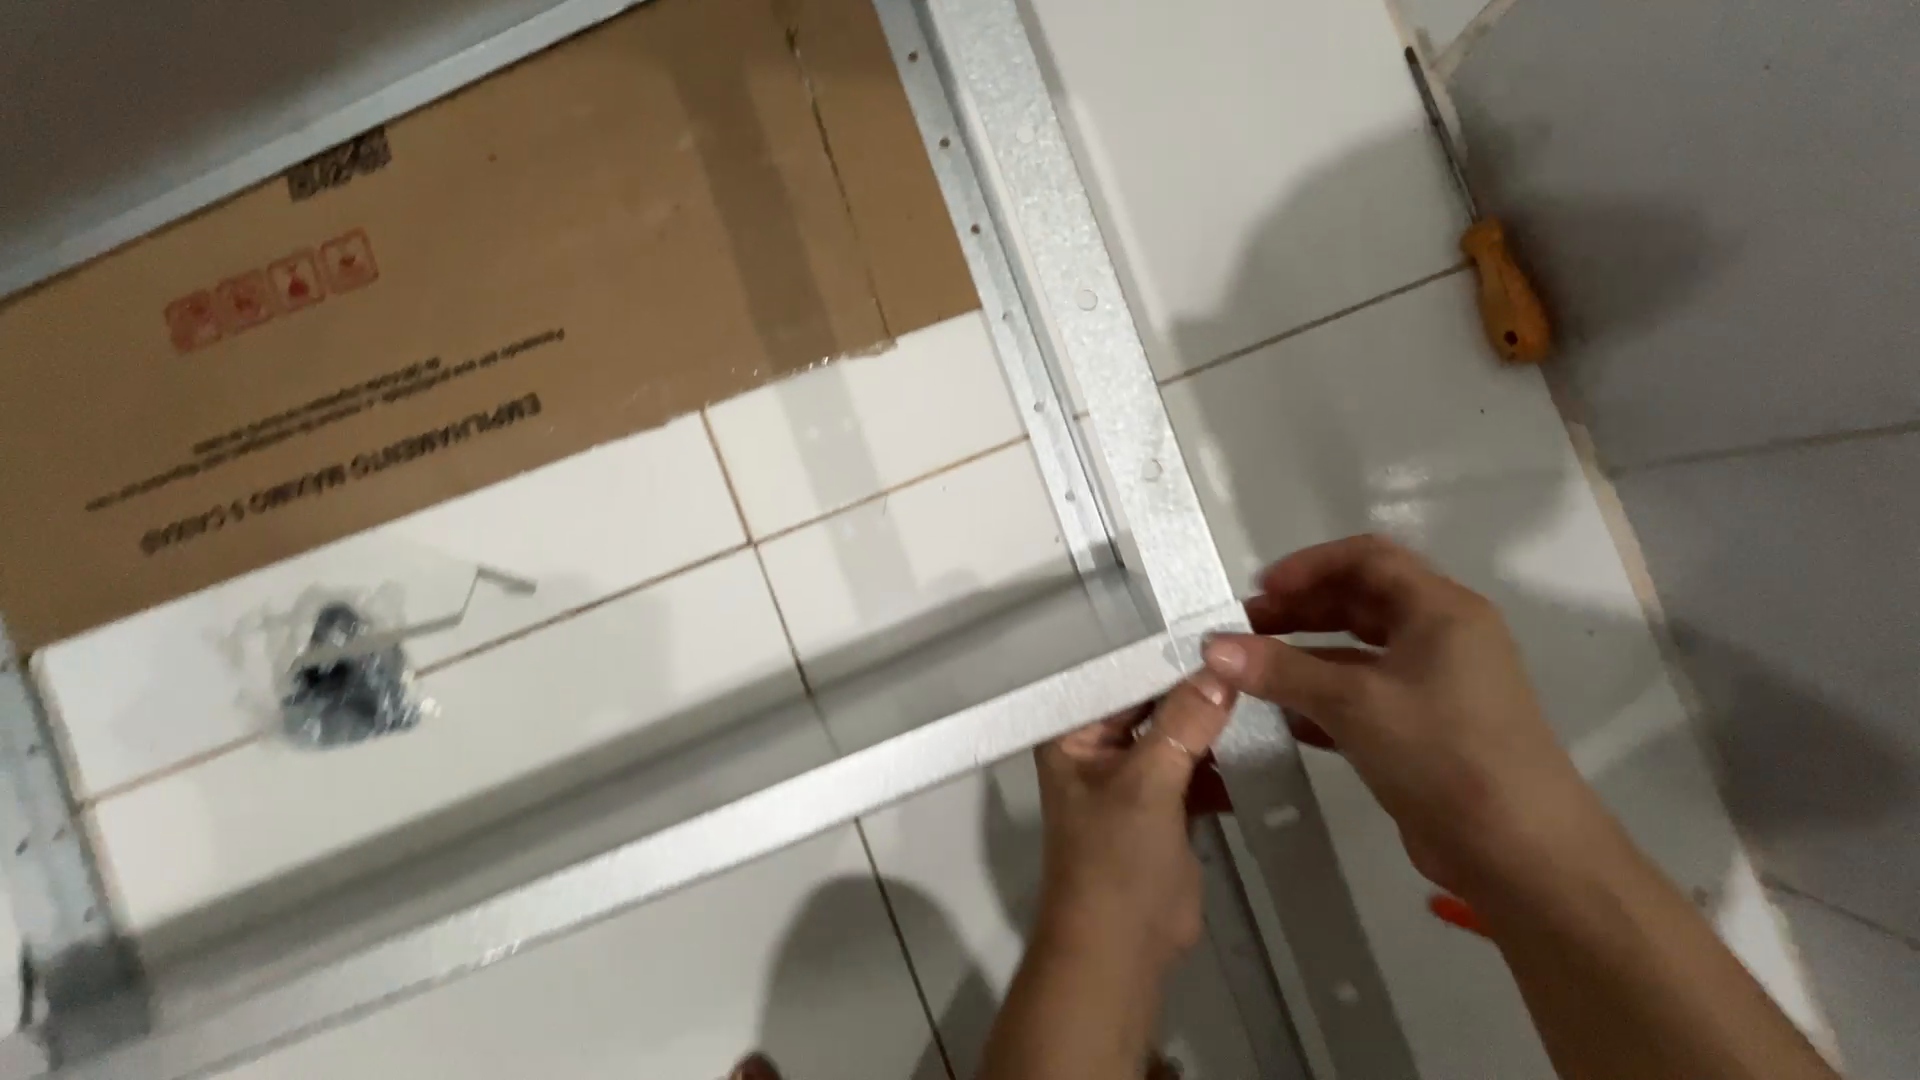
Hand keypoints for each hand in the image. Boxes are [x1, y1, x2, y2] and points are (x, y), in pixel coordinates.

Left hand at [1032, 675, 1236, 973]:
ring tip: (1260, 688)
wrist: (1122, 947)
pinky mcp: (1165, 804)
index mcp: (1074, 733)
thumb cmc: (1115, 858)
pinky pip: (1195, 766)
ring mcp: (1134, 776)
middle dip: (1192, 686)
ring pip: (1176, 733)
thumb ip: (1182, 724)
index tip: (1209, 626)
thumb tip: (1220, 671)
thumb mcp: (1147, 782)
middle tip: (1246, 651)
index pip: (1116, 678)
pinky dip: (1221, 760)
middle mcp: (1099, 746)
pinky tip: (1258, 743)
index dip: (1159, 655)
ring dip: (1211, 721)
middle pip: (1149, 703)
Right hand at [1201, 534, 1612, 902]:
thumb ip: (1279, 670)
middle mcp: (1442, 636)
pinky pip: (1364, 693)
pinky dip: (1323, 696)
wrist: (1520, 853)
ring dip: (1305, 655)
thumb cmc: (1443, 753)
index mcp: (1440, 610)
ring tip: (1251, 671)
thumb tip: (1211, 647)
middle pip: (1360, 601)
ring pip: (1358, 651)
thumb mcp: (1353, 702)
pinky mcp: (1424, 727)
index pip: (1367, 558)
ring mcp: (1436, 684)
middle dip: (1299, 611)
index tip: (1259, 592)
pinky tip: (1284, 718)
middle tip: (1245, 631)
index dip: (1308, 566)